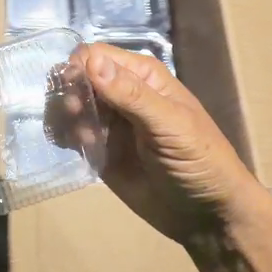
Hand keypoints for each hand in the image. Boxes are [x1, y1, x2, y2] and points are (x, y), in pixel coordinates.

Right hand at [73, 43, 261, 245]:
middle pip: (76, 77)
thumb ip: (131, 94)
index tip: (75, 91)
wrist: (208, 216)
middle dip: (68, 93)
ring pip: (69, 104)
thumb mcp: (170, 125)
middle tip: (76, 116)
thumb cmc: (200, 161)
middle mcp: (120, 93)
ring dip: (64, 116)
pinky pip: (69, 133)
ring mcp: (108, 122)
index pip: (95, 55)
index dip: (79, 68)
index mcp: (141, 76)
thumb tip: (91, 60)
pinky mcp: (98, 149)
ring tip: (80, 137)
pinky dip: (64, 136)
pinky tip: (76, 148)